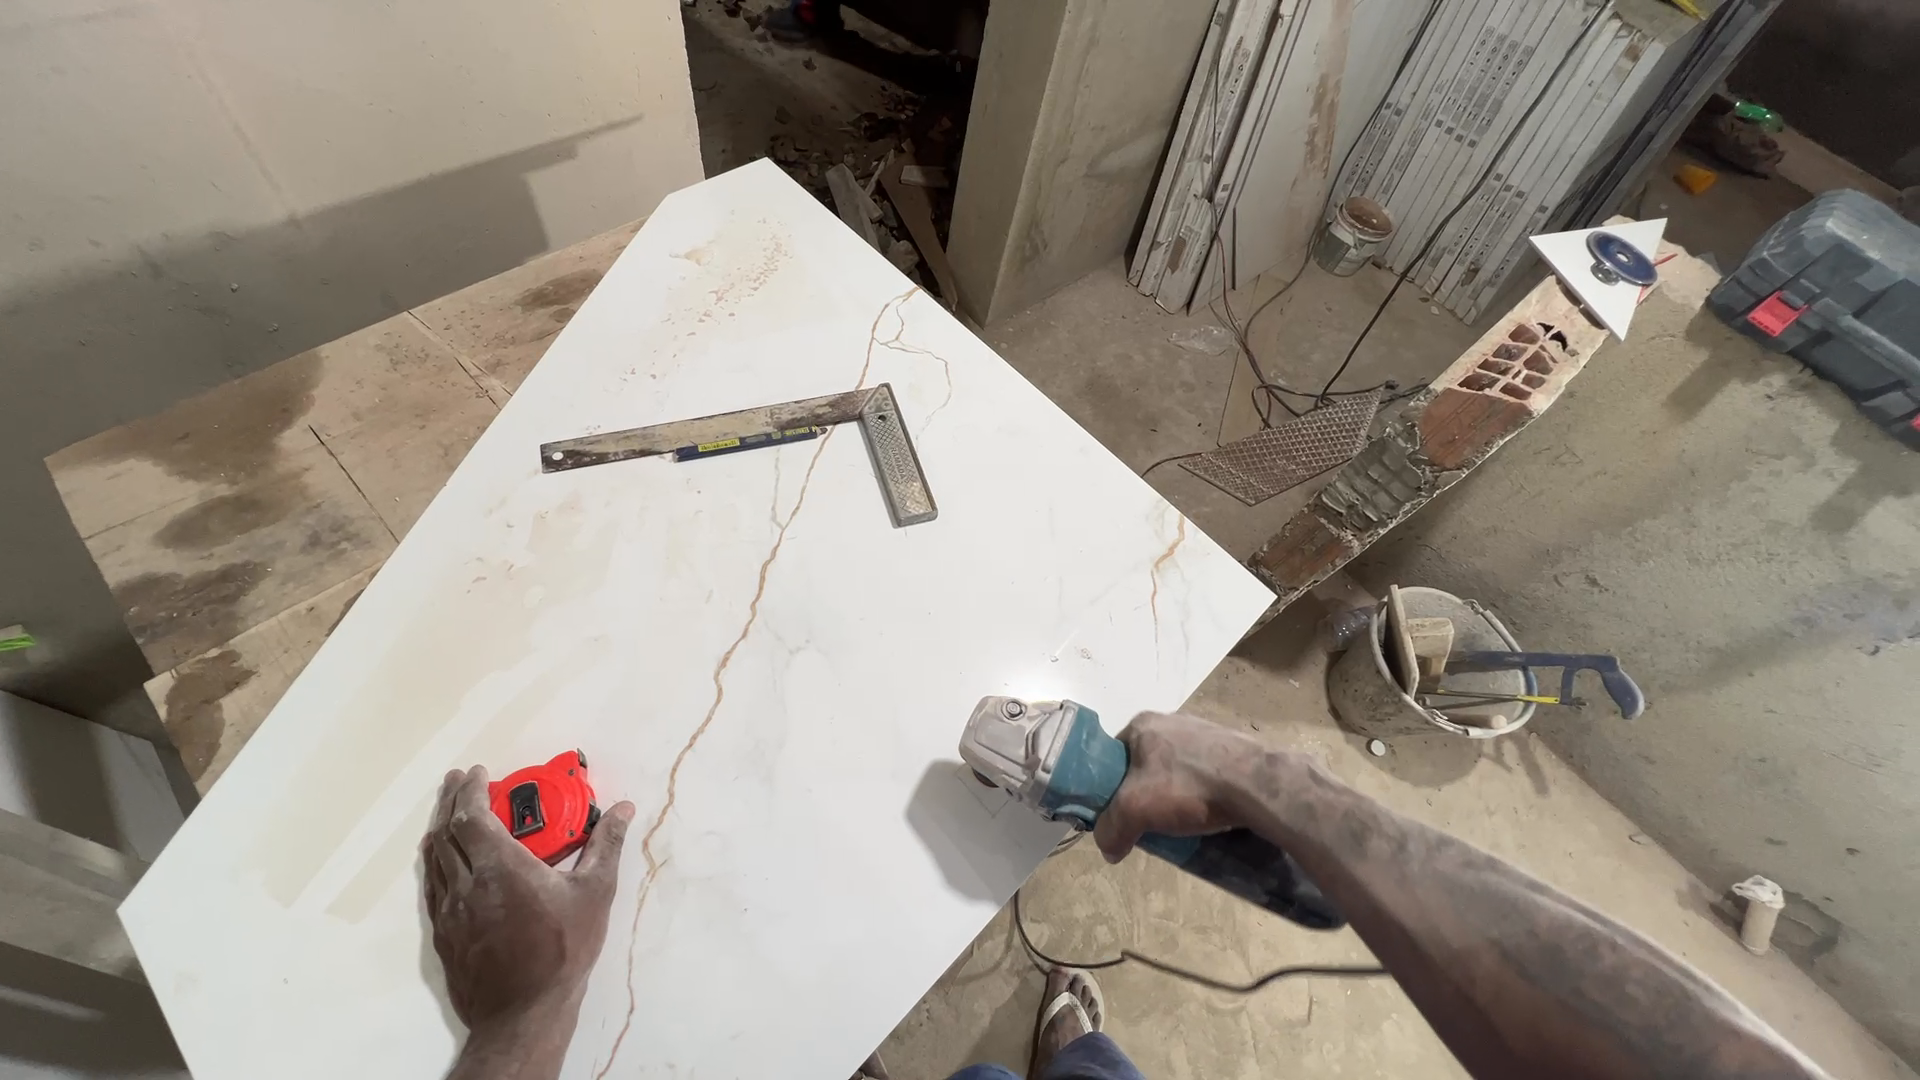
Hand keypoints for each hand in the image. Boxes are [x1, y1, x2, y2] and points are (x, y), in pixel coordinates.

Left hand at [423, 765, 635, 1036]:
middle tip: (459, 779)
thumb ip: (606, 845)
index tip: (478, 771)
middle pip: (446, 834)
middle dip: (451, 801)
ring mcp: (450, 912)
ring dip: (441, 829)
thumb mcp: (596, 892)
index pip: (472, 818)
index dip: (470, 791)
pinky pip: (433, 886)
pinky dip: (438, 861)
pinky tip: (448, 861)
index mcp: (501, 869)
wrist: (524, 1012)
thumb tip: (625, 809)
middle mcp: (467, 885)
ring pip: (434, 860)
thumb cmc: (564, 947)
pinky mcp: (444, 935)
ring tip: (451, 813)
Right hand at [1092, 712, 1267, 862]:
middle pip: (1146, 762)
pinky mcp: (1231, 746)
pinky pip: (1206, 771)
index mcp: (1141, 724)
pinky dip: (1202, 791)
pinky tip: (1209, 812)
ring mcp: (1203, 730)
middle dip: (1146, 791)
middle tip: (1151, 820)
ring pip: (1177, 767)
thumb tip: (1108, 849)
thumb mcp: (1134, 809)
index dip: (1112, 784)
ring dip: (1176, 792)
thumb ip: (1111, 828)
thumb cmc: (1186, 786)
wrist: (1255, 784)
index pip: (1113, 754)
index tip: (1121, 811)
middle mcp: (1170, 720)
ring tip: (1183, 820)